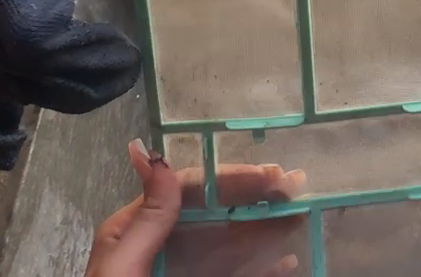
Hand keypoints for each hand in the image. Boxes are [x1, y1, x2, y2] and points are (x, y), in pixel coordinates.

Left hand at [86, 140, 306, 276]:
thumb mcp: (121, 273)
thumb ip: (145, 221)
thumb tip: (155, 155)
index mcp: (135, 233)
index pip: (187, 191)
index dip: (229, 178)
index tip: (268, 175)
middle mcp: (160, 250)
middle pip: (213, 214)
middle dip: (253, 197)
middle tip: (294, 184)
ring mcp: (183, 275)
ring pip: (230, 245)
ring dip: (265, 228)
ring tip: (299, 215)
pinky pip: (235, 276)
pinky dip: (263, 269)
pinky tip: (289, 263)